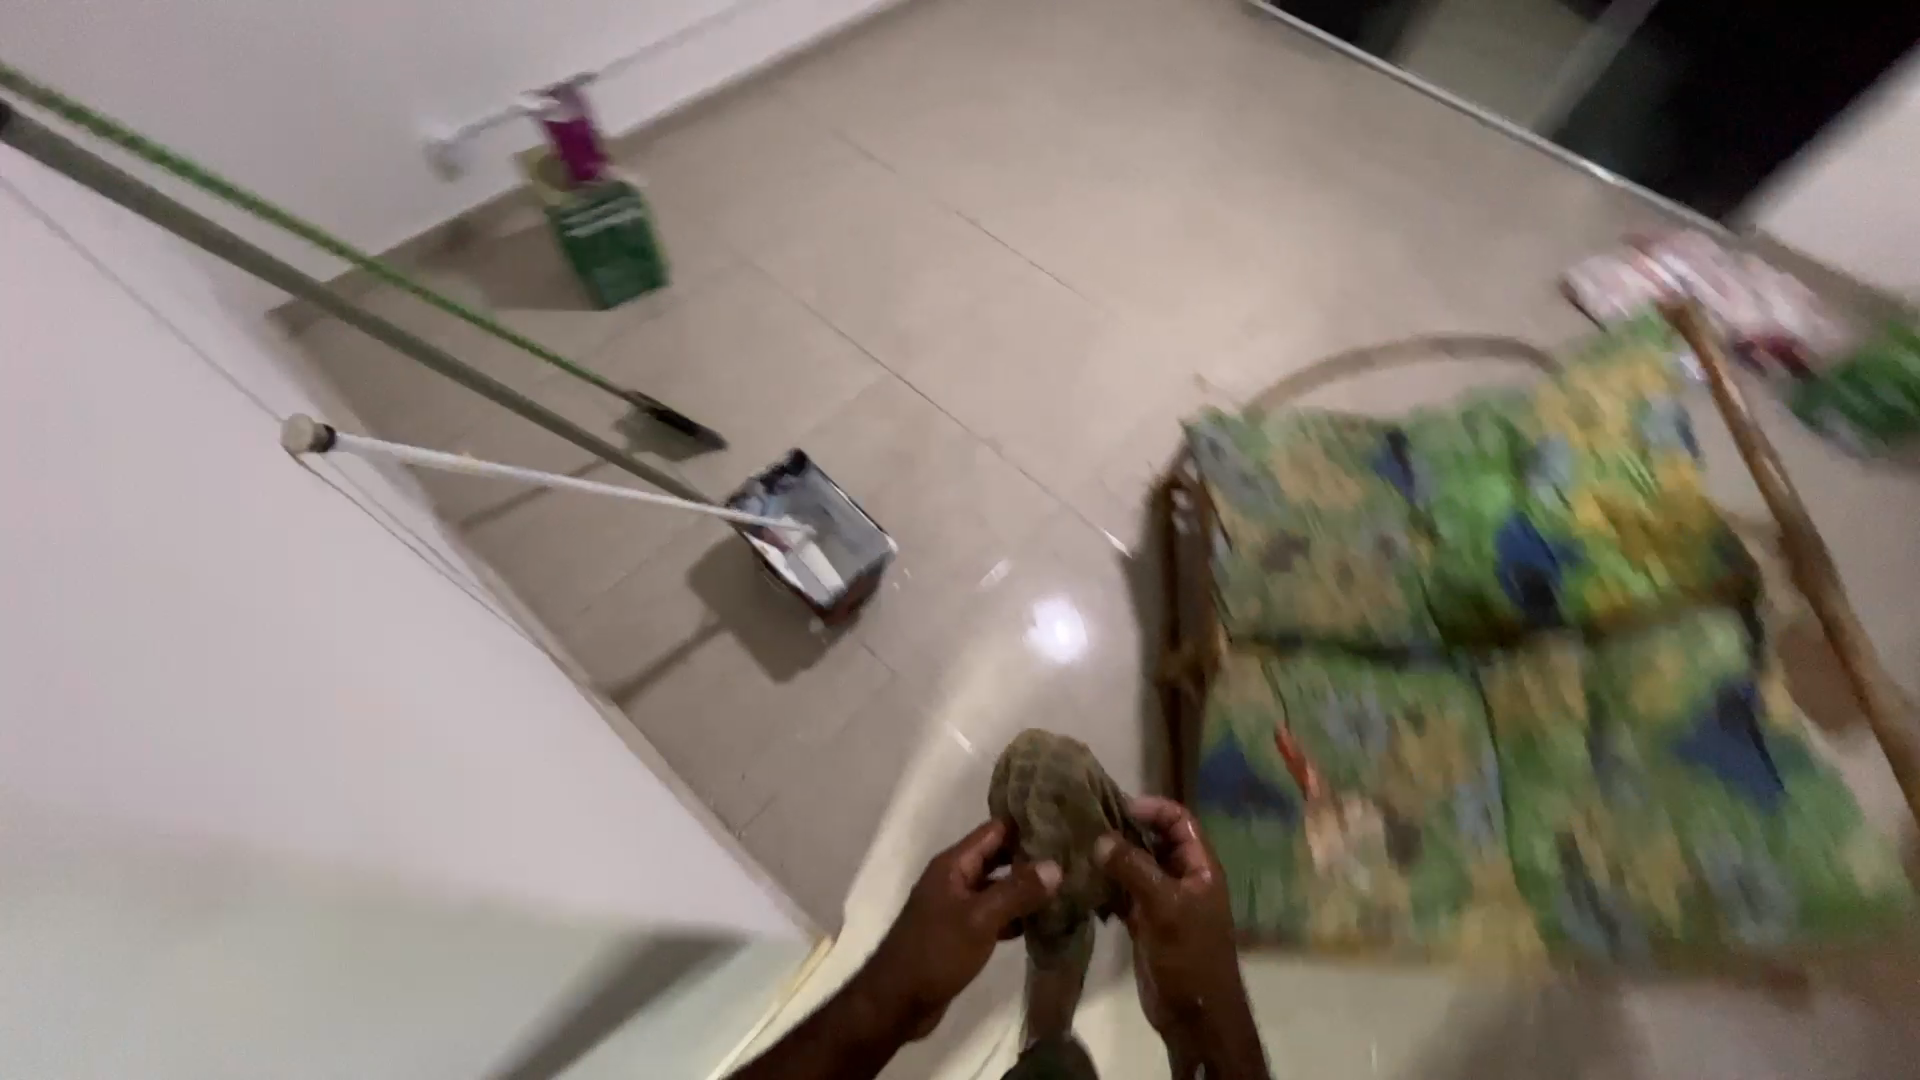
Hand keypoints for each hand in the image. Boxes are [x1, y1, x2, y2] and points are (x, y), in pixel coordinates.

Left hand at [851, 819, 1060, 1040]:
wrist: (898, 1001)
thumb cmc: (936, 951)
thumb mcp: (980, 918)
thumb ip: (1017, 891)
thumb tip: (1056, 865)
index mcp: (954, 863)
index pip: (994, 831)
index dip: (1026, 826)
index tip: (1061, 826)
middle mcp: (955, 877)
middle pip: (997, 857)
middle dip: (1030, 858)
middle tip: (1071, 858)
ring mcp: (958, 905)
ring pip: (997, 887)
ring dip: (1025, 889)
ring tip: (1066, 888)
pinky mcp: (962, 932)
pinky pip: (994, 914)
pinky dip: (1015, 916)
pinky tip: (1042, 924)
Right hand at [1096, 796, 1247, 1037]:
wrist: (1195, 1018)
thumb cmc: (1190, 956)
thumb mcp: (1164, 906)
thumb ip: (1132, 868)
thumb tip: (1099, 838)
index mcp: (1199, 866)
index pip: (1179, 820)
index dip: (1153, 808)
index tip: (1118, 807)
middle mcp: (1182, 876)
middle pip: (1154, 839)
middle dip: (1125, 829)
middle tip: (1088, 822)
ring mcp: (1163, 898)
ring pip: (1136, 864)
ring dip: (1111, 856)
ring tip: (1078, 845)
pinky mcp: (1145, 919)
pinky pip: (1123, 890)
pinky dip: (1105, 883)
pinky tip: (1081, 877)